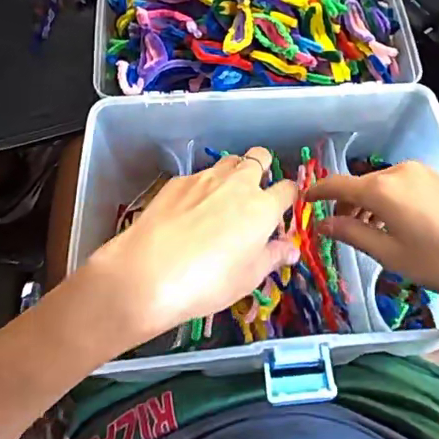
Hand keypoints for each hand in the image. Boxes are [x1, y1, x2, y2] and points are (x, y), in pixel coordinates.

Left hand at [75, 148, 299, 348]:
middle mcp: (237, 183)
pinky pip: (199, 176)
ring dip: (233, 174)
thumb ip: (272, 257)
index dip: (289, 197)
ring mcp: (205, 178)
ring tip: (223, 200)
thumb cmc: (208, 282)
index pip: (287, 188)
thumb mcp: (248, 277)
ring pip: (229, 161)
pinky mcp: (177, 181)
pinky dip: (203, 187)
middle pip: (259, 157)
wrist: (148, 273)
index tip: (284, 209)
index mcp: (262, 207)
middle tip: (255, 195)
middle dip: (262, 168)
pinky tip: (190, 211)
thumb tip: (290, 248)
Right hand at [305, 161, 438, 318]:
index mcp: (381, 188)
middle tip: (334, 232)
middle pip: (359, 185)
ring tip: (363, 234)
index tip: (301, 201)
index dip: (316, 193)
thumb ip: (352, 234)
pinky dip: (386, 202)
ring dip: (366, 205)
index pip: (336, 184)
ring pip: (379, 186)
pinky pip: (399, 186)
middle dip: (343, 205)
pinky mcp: (437, 179)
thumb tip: (322, 224)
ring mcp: (420, 172)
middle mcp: (398, 171)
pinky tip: (391, 227)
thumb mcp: (391, 255)